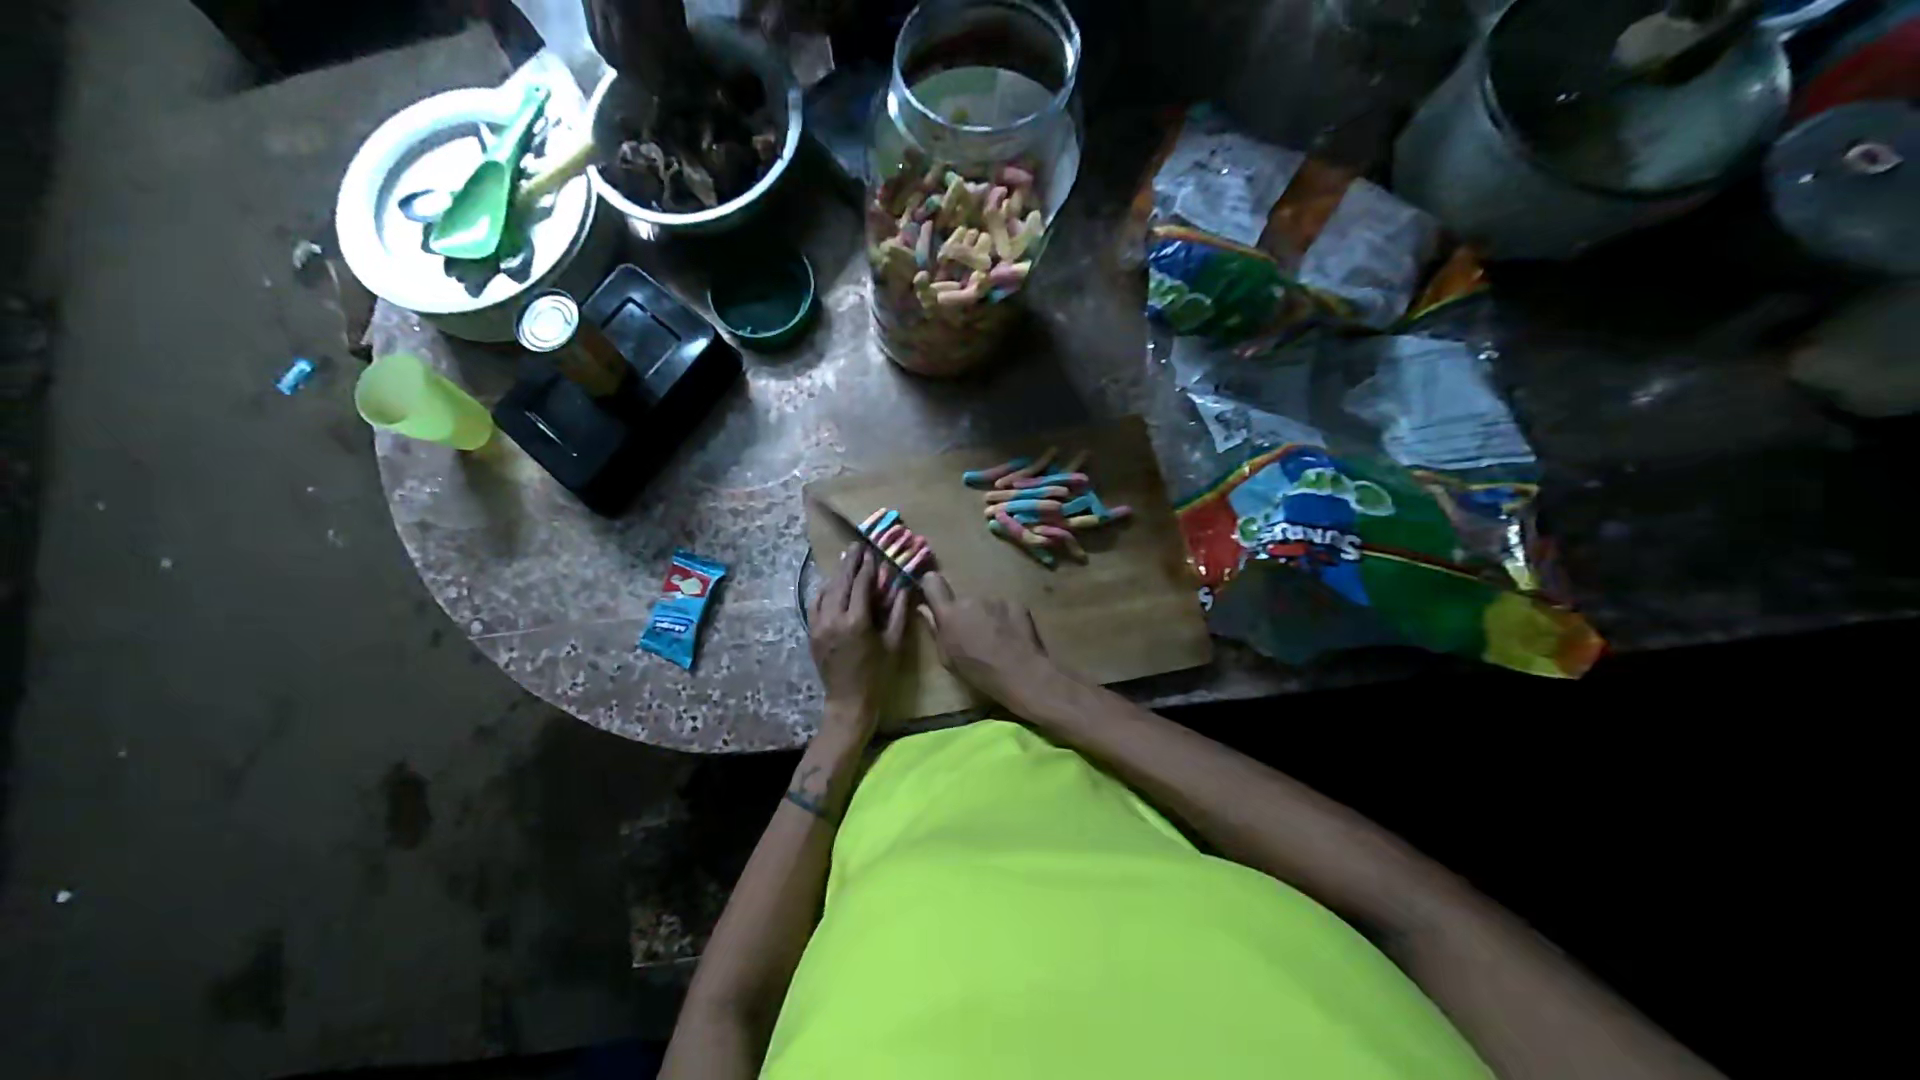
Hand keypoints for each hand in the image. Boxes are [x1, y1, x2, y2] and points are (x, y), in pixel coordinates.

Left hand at [808, 543, 908, 735]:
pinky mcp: (812, 632)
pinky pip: (816, 604)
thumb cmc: (878, 674)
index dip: (868, 566)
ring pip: (826, 590)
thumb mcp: (894, 643)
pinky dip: (825, 590)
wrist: (849, 701)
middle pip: (841, 582)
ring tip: (846, 559)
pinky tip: (832, 584)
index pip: (861, 584)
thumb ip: (898, 611)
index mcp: (856, 621)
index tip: (873, 552)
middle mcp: (833, 619)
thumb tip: (904, 585)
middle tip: (857, 546)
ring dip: (837, 574)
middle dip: (850, 563)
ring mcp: (819, 625)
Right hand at [916, 572, 1057, 704]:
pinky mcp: (1016, 602)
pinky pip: (1005, 608)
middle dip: (966, 614)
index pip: (932, 583)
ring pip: (985, 605)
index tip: (933, 594)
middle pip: (963, 601)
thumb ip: (935, 629)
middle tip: (975, 636)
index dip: (931, 585)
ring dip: (987, 616)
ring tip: (997, 640)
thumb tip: (923, 608)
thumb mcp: (948, 658)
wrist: (1021, 672)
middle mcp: (970, 599)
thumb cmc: (978, 671)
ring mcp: (995, 599)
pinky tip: (1012, 637)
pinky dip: (1006, 619)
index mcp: (950, 613)